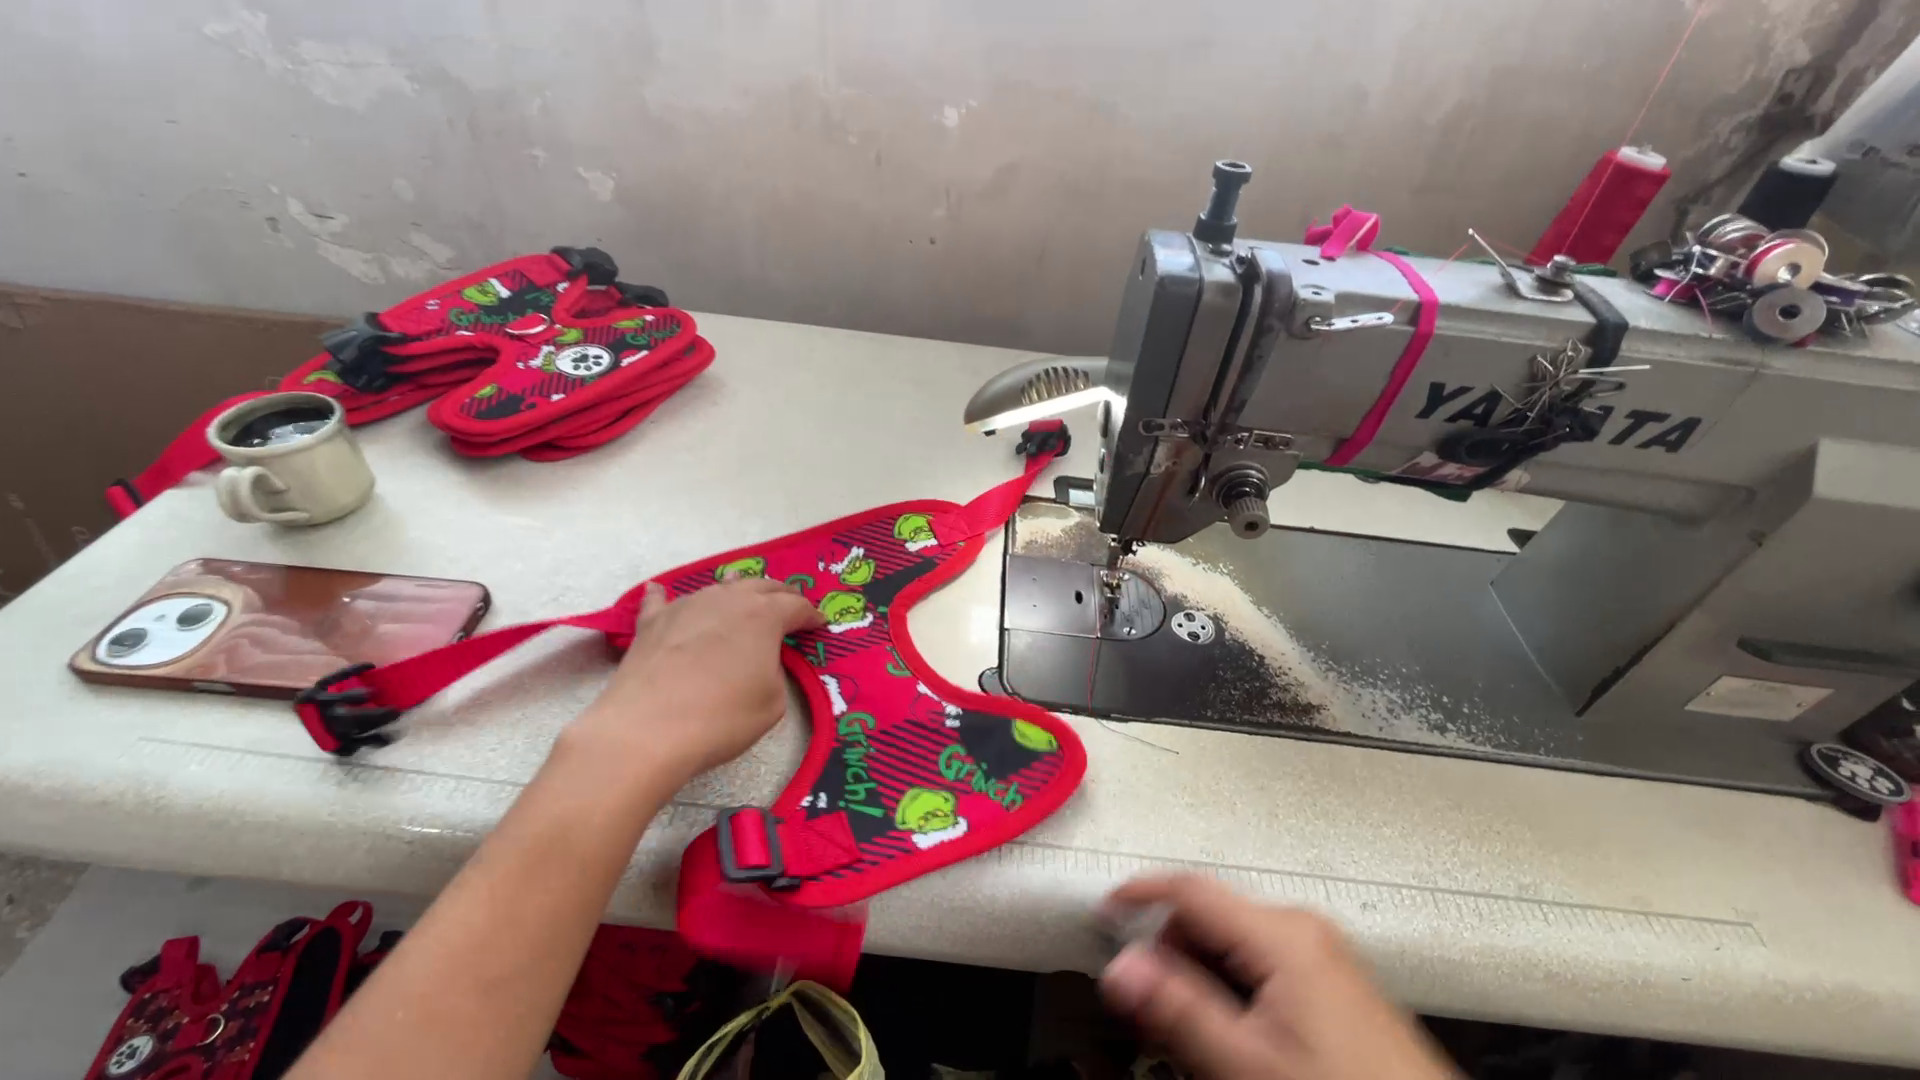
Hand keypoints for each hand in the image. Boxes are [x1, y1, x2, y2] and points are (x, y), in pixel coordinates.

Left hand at [571, 578, 823, 780]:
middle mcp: (727, 600)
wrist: (649, 729)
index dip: (812, 615)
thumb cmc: (722, 716)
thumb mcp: (773, 700)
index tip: (820, 623)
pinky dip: (665, 596)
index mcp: (764, 616)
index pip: (797, 607)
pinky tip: (659, 590)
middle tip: (791, 605)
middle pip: (761, 586)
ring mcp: (686, 606)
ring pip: (717, 588)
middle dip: (780, 594)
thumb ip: (774, 670)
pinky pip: (660, 601)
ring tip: (741, 590)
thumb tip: (759, 660)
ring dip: (735, 590)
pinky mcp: (652, 623)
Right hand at [1099, 876, 1458, 1079]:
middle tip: (1151, 1005)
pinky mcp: (1330, 977)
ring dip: (1200, 973)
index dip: (1140, 893)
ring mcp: (1321, 951)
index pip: (1190, 889)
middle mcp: (1303, 929)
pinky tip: (1233, 1032)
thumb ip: (1180, 1010)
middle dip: (1171, 951)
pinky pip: (1261, 960)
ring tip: (1194, 1032)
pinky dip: (1231, 983)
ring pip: (1233, 940)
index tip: (1106, 912)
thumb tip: (1123, 967)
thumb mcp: (1248, 1064)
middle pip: (1209, 915)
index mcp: (1282, 935)